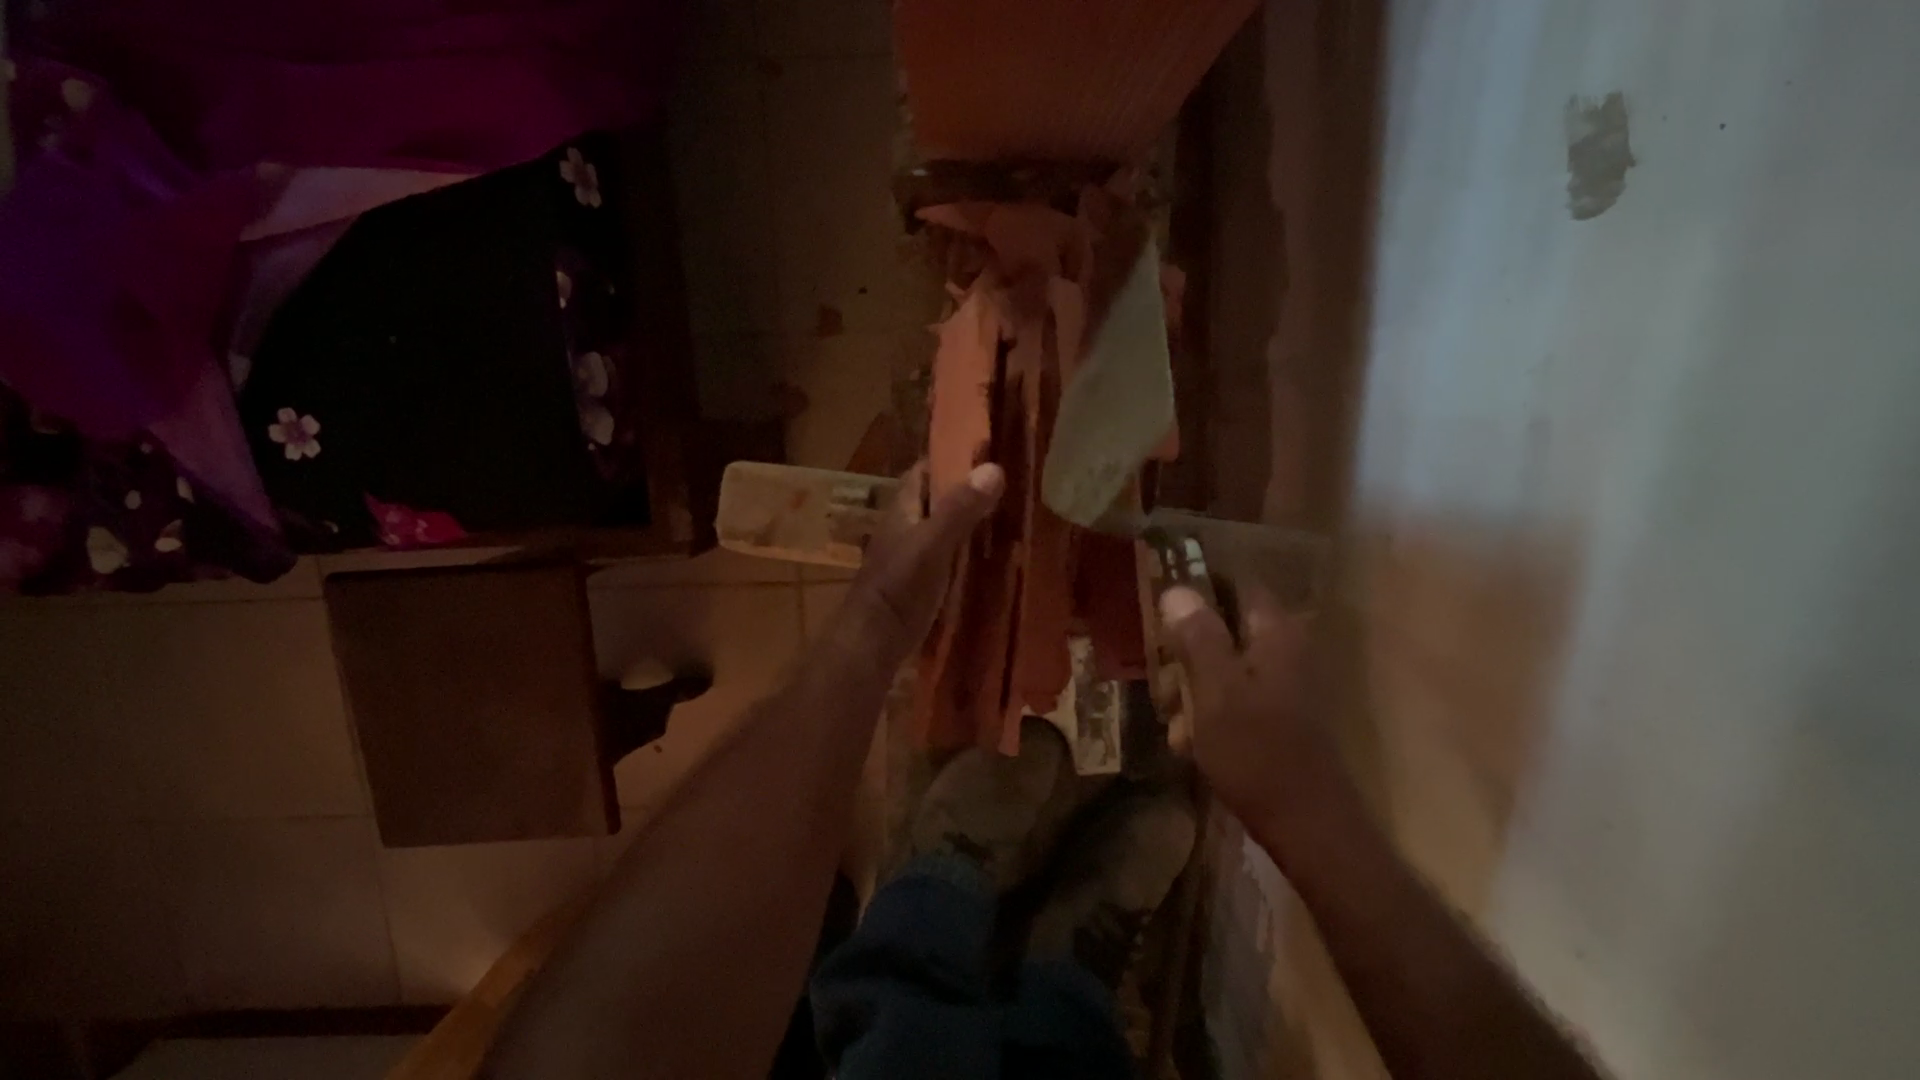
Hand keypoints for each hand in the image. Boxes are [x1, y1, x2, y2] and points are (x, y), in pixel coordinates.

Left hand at [835, 462, 1003, 671]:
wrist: (874, 641)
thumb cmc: (899, 587)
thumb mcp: (932, 543)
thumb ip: (960, 509)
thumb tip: (993, 468)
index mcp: (903, 509)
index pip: (924, 470)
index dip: (950, 456)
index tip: (986, 448)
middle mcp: (905, 527)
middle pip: (936, 498)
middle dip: (966, 489)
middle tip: (1008, 482)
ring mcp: (911, 556)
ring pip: (943, 527)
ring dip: (969, 520)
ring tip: (1009, 513)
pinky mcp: (920, 582)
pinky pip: (948, 555)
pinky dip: (967, 549)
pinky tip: (991, 554)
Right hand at [1157, 586, 1344, 826]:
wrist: (1305, 824)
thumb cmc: (1256, 750)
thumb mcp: (1215, 689)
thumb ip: (1197, 636)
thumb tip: (1177, 589)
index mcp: (1274, 634)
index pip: (1236, 586)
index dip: (1197, 591)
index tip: (1159, 610)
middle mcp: (1283, 652)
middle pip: (1223, 630)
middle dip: (1185, 654)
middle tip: (1162, 684)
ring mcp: (1281, 687)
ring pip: (1221, 670)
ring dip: (1191, 691)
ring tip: (1174, 725)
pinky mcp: (1276, 720)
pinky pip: (1232, 702)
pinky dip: (1208, 717)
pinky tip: (1191, 745)